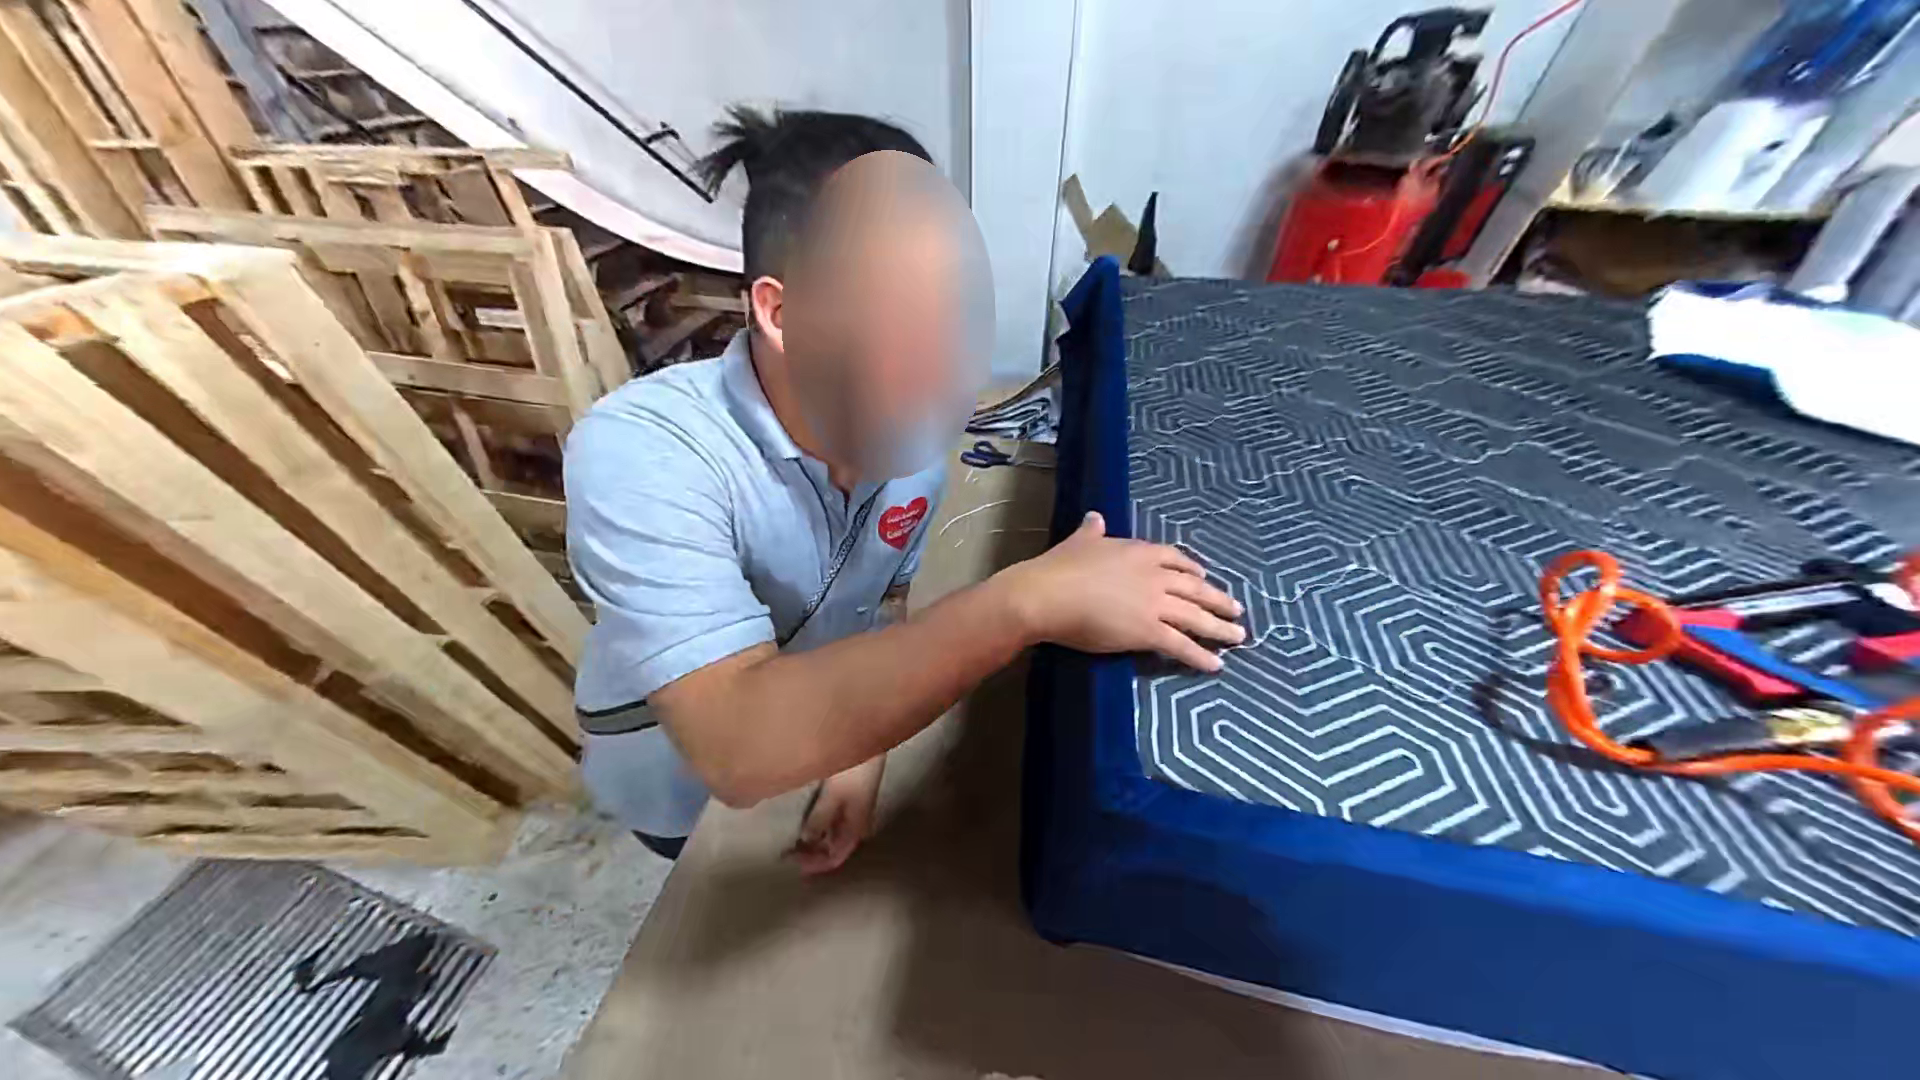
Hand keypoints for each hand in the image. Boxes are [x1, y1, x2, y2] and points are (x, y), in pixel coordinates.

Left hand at [790, 755, 883, 874]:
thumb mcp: (834, 796)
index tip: (789, 860)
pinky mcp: (851, 792)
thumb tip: (806, 840)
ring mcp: (855, 806)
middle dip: (813, 853)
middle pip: (835, 847)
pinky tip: (807, 815)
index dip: (814, 864)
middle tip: (787, 852)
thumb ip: (819, 819)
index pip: (836, 857)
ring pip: (834, 833)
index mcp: (856, 827)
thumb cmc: (854, 769)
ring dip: (815, 838)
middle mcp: (858, 821)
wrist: (871, 738)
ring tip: (793, 837)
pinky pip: (834, 818)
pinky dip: (819, 822)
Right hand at [998, 511, 1243, 671]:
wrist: (1048, 594)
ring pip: (1196, 617)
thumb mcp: (1079, 541)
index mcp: (1139, 552)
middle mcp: (1155, 576)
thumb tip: (1096, 516)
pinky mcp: (1148, 631)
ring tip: (1238, 637)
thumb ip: (1092, 530)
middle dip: (1218, 599)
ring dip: (1219, 628)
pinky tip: (1215, 665)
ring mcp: (1154, 604)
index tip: (1204, 575)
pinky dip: (1200, 656)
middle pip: (1195, 588)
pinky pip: (1181, 645)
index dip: (1193, 569)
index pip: (1175, 558)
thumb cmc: (1060, 567)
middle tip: (1237, 609)